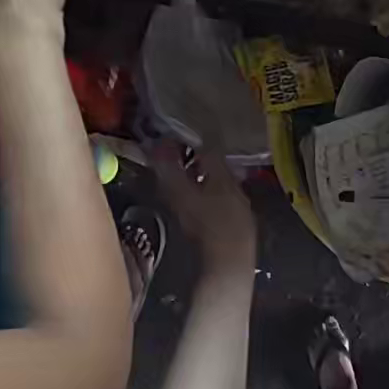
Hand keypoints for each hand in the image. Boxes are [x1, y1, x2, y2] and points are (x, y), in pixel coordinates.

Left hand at [152, 142, 256, 273]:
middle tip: (200, 139)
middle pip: (167, 164)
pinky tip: (213, 177)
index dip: (172, 137)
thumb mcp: (224, 183)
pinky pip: (187, 188)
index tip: (187, 128)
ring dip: (190, 164)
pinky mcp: (188, 215)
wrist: (228, 260)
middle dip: (181, 150)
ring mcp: (176, 205)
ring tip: (210, 155)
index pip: (161, 151)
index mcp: (172, 182)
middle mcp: (167, 192)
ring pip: (177, 177)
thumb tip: (205, 138)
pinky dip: (196, 178)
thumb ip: (212, 158)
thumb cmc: (227, 221)